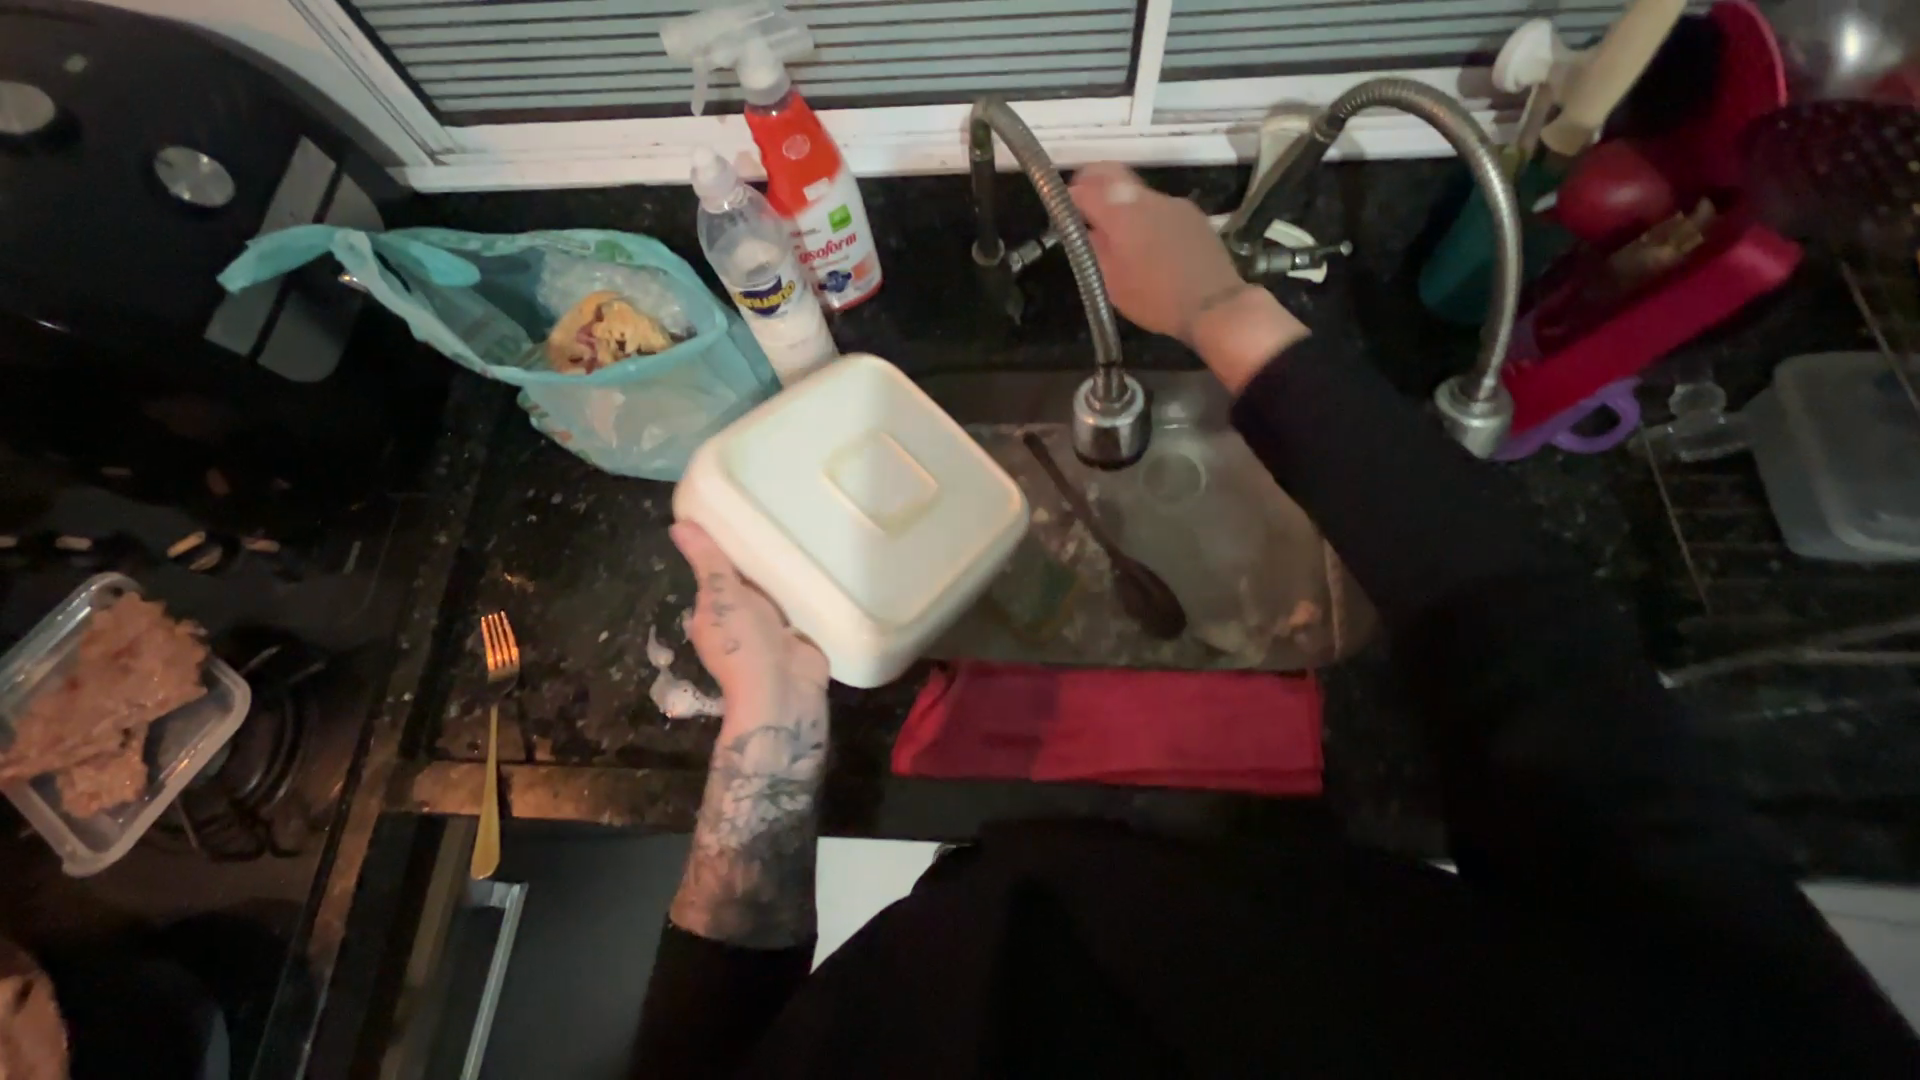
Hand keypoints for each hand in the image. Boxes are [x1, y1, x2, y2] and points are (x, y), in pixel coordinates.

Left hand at [670, 523, 827, 720]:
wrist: (784, 692)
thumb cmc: (744, 643)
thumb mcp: (721, 597)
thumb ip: (708, 561)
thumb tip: (678, 523)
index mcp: (715, 612)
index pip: (722, 573)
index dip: (733, 547)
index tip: (749, 513)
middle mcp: (743, 621)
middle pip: (755, 582)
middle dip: (767, 558)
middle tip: (788, 516)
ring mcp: (775, 631)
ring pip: (782, 594)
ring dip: (793, 575)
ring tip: (811, 532)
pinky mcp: (803, 637)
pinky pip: (807, 608)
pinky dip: (814, 592)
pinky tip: (828, 566)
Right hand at [1070, 162, 1309, 392]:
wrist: (1213, 304)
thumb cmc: (1156, 300)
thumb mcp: (1113, 284)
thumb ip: (1095, 252)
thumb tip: (1087, 233)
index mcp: (1122, 215)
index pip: (1086, 190)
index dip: (1070, 196)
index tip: (1064, 208)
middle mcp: (1147, 199)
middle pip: (1112, 174)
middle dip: (1092, 182)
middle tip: (1082, 201)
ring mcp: (1173, 203)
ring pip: (1137, 191)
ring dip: (1120, 202)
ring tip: (1116, 230)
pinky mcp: (1191, 213)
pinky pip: (1158, 206)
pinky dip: (1144, 215)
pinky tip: (1147, 241)